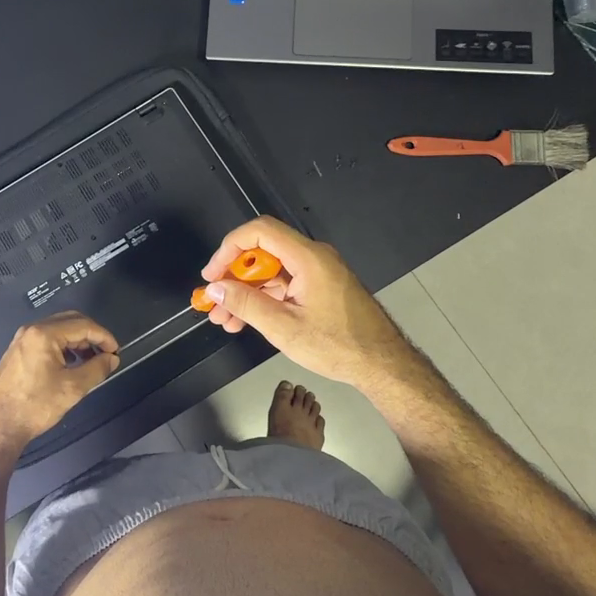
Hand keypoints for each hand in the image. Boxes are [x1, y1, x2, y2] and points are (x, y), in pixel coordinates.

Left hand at [0, 312, 120, 455]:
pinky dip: (62, 347)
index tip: (116, 352)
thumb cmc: (36, 406)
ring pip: (57, 330)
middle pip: (69, 321)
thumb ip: (97, 369)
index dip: (104, 337)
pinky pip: (45, 340)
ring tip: (91, 361)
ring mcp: (21, 340)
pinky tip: (71, 364)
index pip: (82, 325)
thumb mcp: (73, 388)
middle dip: (91, 335)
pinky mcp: (17, 352)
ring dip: (77, 341)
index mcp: (43, 334)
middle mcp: (30, 330)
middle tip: (106, 353)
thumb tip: (111, 359)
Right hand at [199, 217, 408, 390]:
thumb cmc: (337, 346)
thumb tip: (215, 289)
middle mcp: (314, 257)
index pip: (260, 231)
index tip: (212, 275)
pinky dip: (264, 300)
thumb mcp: (283, 327)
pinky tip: (245, 321)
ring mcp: (318, 272)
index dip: (229, 248)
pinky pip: (285, 285)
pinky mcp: (320, 288)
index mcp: (308, 258)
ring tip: (224, 320)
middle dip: (233, 278)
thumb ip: (246, 304)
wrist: (383, 364)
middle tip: (213, 303)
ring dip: (245, 293)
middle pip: (263, 253)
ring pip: (271, 272)